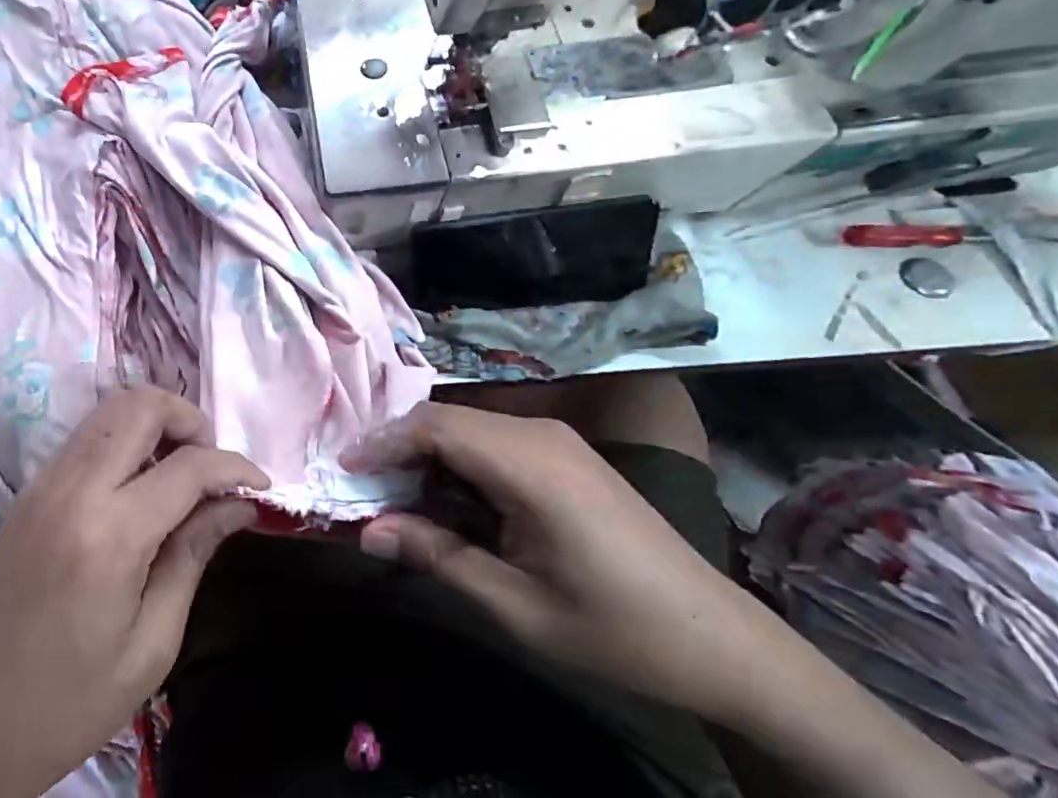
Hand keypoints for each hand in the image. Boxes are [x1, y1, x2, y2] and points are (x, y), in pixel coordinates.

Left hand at [0, 389, 268, 797]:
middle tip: (212, 468)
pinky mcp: (27, 494)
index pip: (188, 465)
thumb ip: (194, 556)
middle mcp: (70, 491)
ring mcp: (41, 486)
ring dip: (155, 424)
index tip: (260, 486)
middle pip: (139, 405)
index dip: (235, 467)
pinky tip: (140, 486)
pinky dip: (124, 440)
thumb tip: (238, 505)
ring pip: (109, 411)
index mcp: (108, 534)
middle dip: (190, 419)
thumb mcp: (153, 643)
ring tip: (181, 473)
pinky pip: (86, 438)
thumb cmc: (71, 701)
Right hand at [342, 401, 778, 723]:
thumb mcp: (516, 605)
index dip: (383, 442)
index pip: (436, 427)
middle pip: (449, 419)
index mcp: (530, 466)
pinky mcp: (568, 456)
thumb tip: (370, 531)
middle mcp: (542, 436)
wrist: (713, 637)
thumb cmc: (613, 629)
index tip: (344, 469)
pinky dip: (461, 463)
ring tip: (395, 498)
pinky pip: (497, 443)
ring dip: (428, 456)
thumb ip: (439, 557)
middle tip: (362, 489)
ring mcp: (558, 442)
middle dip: (399, 448)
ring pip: (471, 428)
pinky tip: (449, 500)